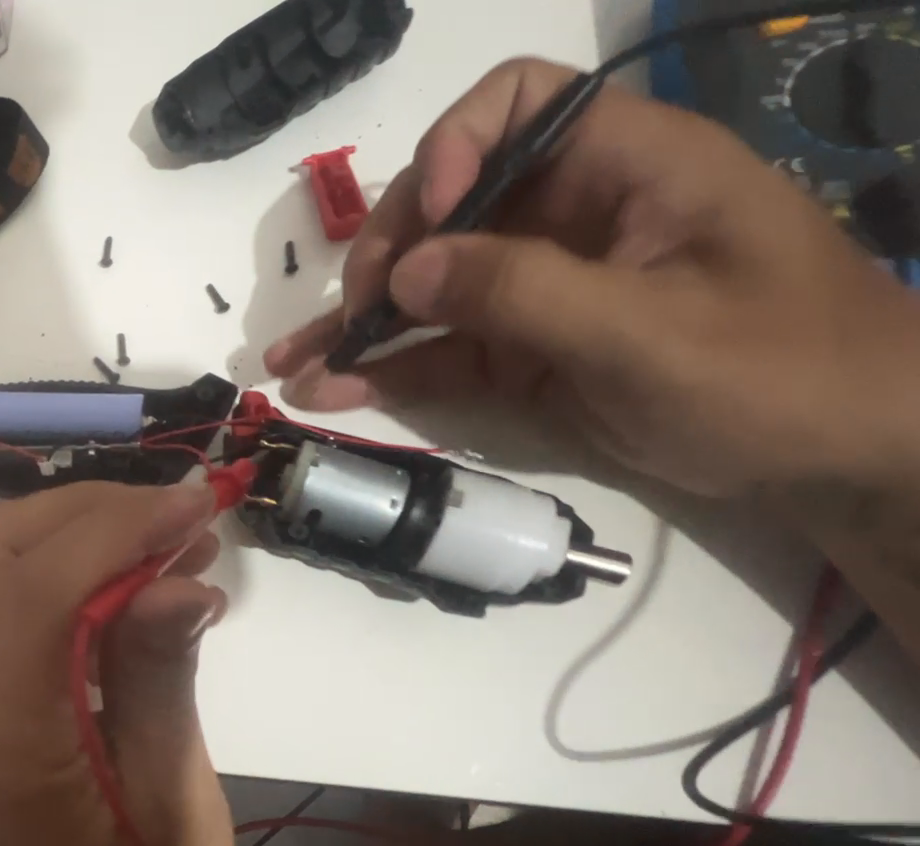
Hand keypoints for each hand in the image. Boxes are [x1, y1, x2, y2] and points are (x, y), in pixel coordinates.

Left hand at [0, 482, 235, 845]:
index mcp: (10, 727)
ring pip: (6, 553)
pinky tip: (153, 569)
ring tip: (182, 536)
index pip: (36, 590)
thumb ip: (159, 681)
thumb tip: (176, 579)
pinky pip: (24, 585)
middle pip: (2, 548)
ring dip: (89, 524)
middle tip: (185, 515)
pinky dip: (84, 555)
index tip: (196, 505)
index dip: (115, 532)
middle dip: (94, 509)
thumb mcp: (166, 795)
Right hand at [265, 59, 919, 511]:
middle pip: (445, 205)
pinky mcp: (517, 353)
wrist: (833, 461)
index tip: (431, 220)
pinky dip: (381, 373)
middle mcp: (565, 218)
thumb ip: (523, 292)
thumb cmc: (778, 374)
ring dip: (355, 326)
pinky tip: (328, 392)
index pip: (518, 106)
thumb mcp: (650, 330)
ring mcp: (535, 290)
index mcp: (623, 169)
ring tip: (289, 366)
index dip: (457, 147)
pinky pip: (434, 351)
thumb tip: (407, 272)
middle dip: (386, 255)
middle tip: (360, 311)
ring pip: (425, 288)